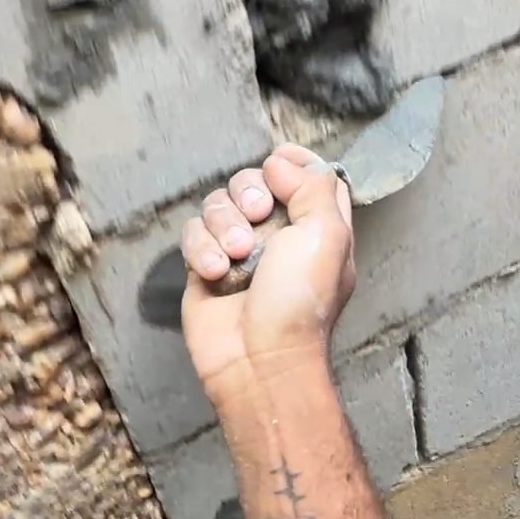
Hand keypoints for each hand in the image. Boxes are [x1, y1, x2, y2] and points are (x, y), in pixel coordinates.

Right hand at [180, 143, 355, 401]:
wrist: (257, 358)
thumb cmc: (300, 302)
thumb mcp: (327, 235)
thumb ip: (312, 186)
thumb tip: (279, 164)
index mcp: (316, 226)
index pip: (308, 176)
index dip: (293, 162)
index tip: (279, 159)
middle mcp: (278, 234)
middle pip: (253, 182)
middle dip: (248, 192)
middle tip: (256, 215)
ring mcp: (238, 250)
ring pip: (217, 204)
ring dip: (223, 224)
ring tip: (236, 255)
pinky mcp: (205, 266)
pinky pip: (192, 233)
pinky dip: (201, 249)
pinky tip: (214, 273)